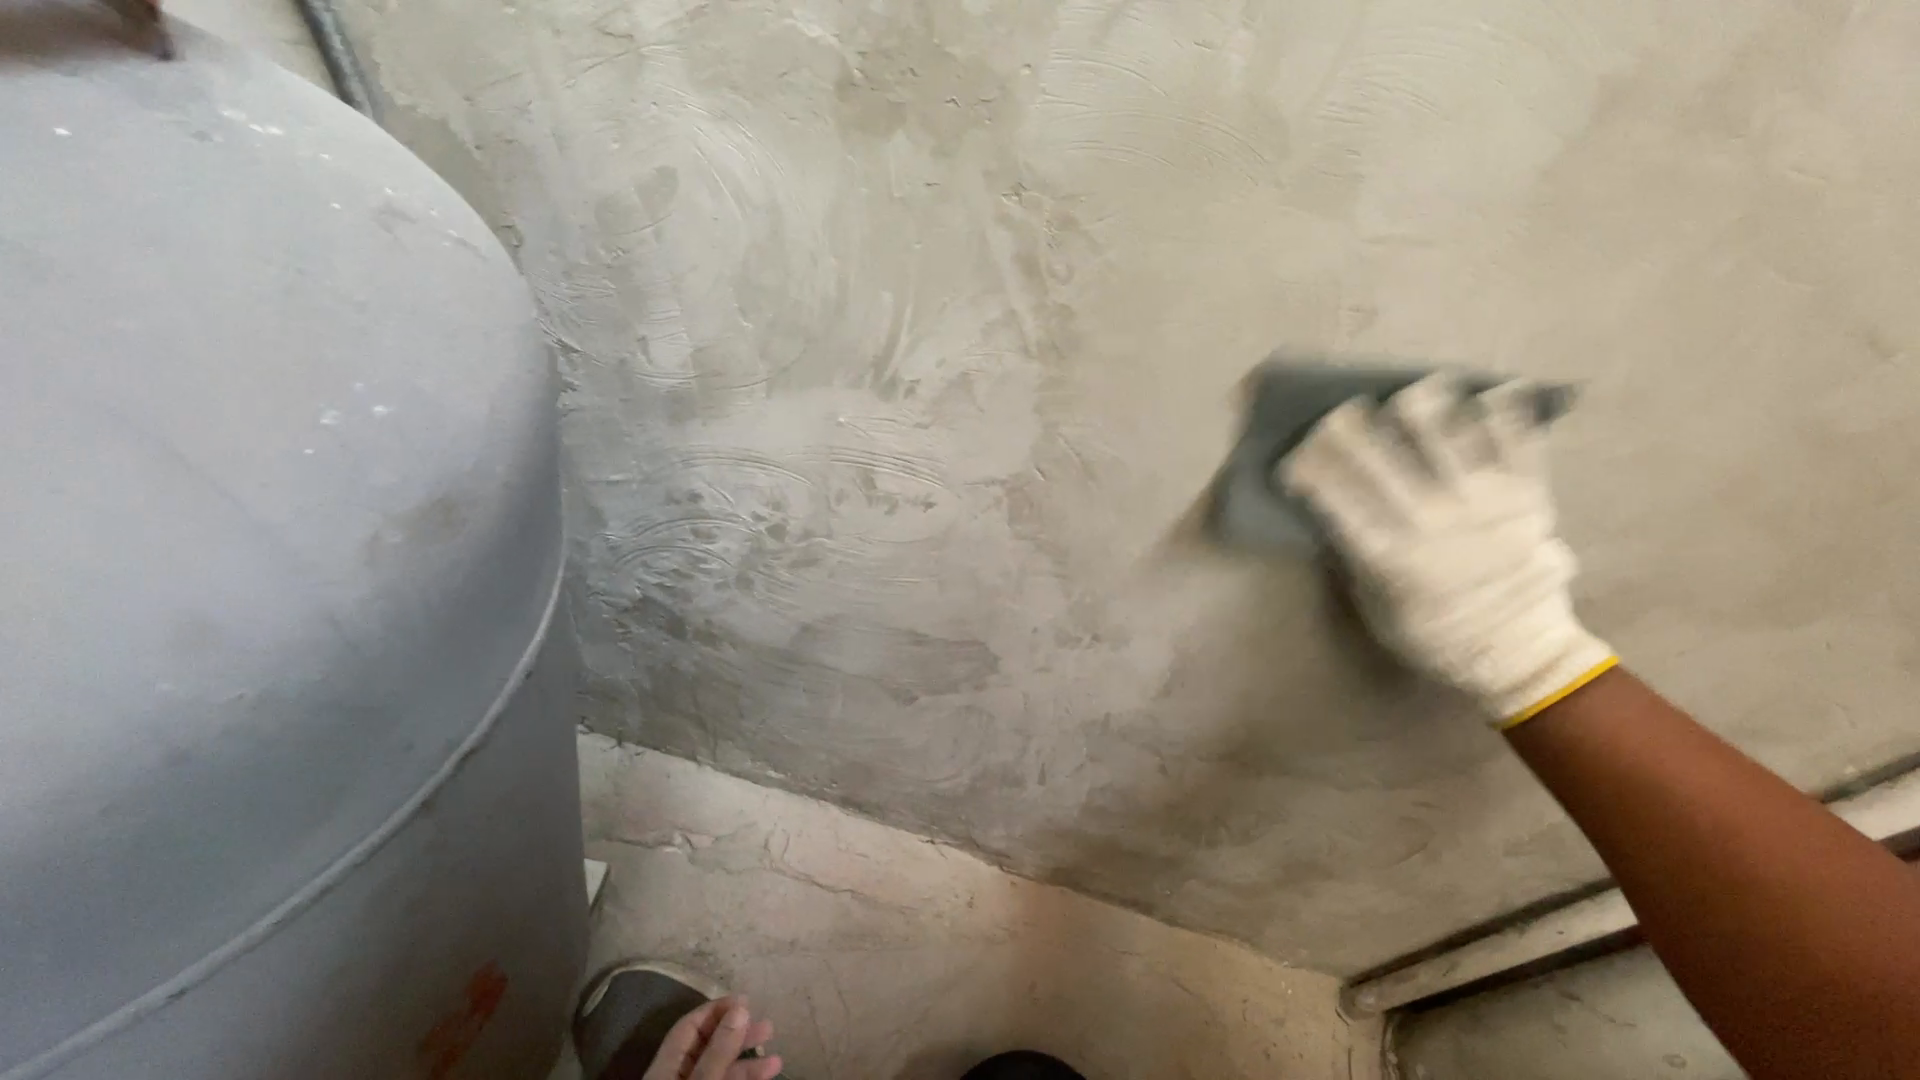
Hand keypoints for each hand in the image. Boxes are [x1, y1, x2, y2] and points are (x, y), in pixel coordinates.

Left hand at [644, 996, 781, 1079]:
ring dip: (748, 1062)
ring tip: (776, 1060)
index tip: (746, 1000)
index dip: (716, 1009)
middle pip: (709, 1046)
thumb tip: (740, 1006)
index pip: (689, 1026)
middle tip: (767, 1026)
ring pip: (720, 1068)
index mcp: (665, 1065)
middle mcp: (676, 1075)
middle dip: (739, 1035)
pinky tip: (766, 1074)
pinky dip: (744, 1078)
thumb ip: (719, 1049)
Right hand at [1279, 374, 1614, 725]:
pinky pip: (1519, 441)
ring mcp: (1482, 503)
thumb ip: (1353, 552)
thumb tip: (1331, 505)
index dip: (1305, 467)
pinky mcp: (1528, 495)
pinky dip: (1507, 412)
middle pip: (1377, 454)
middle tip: (1339, 415)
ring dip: (1425, 404)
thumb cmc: (1430, 633)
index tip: (1292, 458)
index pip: (1332, 494)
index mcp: (1385, 553)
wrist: (1515, 653)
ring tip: (1416, 391)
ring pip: (1448, 433)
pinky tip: (1494, 391)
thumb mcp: (1372, 602)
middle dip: (1347, 426)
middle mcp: (1428, 520)